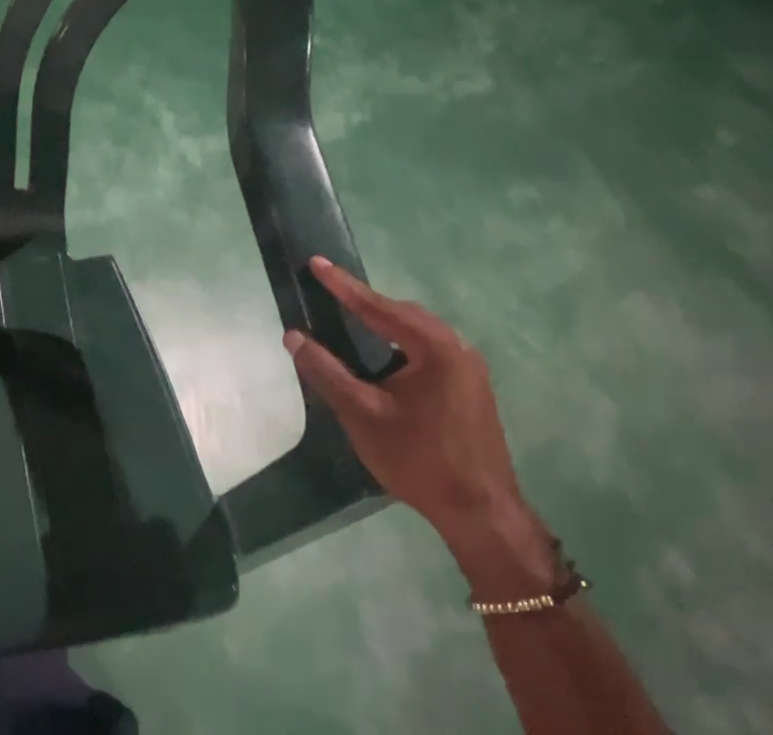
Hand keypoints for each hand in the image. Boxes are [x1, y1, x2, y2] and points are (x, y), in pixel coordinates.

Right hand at [284, 257, 556, 595]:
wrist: (478, 510)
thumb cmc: (417, 458)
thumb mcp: (362, 414)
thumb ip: (326, 371)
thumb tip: (294, 336)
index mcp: (437, 350)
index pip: (380, 308)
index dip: (344, 286)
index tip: (316, 263)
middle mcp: (459, 350)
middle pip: (404, 315)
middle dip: (366, 302)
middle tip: (329, 290)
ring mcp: (470, 371)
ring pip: (418, 334)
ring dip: (384, 324)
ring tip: (350, 319)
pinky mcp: (470, 390)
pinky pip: (429, 352)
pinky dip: (400, 345)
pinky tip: (381, 359)